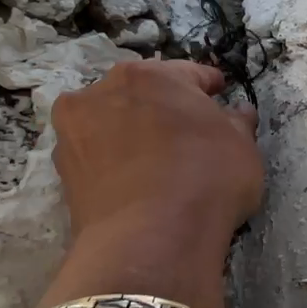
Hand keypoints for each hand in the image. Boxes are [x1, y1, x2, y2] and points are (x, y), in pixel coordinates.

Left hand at [51, 60, 261, 250]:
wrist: (152, 235)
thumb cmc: (209, 176)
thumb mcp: (244, 146)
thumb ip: (238, 122)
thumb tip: (236, 112)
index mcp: (152, 76)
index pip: (190, 72)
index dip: (211, 87)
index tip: (224, 100)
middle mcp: (102, 91)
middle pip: (142, 92)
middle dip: (166, 107)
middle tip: (192, 132)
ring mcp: (73, 130)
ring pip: (113, 120)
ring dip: (135, 130)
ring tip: (162, 159)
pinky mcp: (61, 168)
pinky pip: (98, 152)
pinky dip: (117, 158)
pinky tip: (141, 180)